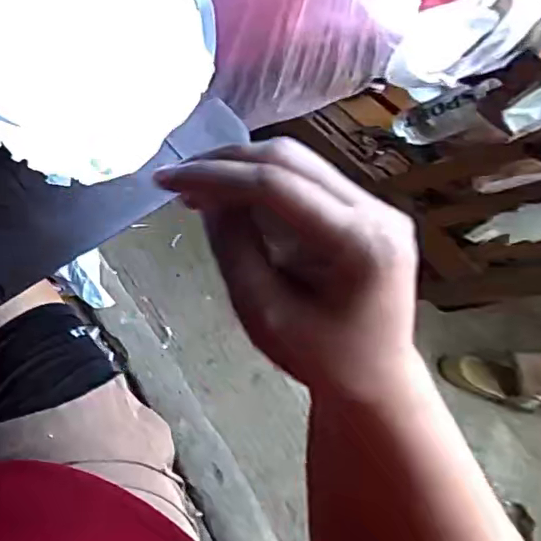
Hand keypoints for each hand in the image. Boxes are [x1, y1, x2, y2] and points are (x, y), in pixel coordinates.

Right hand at [154, 138, 421, 403]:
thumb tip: (207, 195)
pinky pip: (300, 179)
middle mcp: (375, 212)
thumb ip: (233, 246)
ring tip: (192, 187)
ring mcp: (372, 207)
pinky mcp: (360, 210)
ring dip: (237, 168)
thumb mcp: (262, 309)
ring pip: (293, 161)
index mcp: (359, 242)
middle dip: (223, 162)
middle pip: (287, 160)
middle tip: (174, 178)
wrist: (375, 381)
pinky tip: (225, 195)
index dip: (214, 175)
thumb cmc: (319, 358)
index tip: (165, 181)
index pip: (275, 184)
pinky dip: (256, 181)